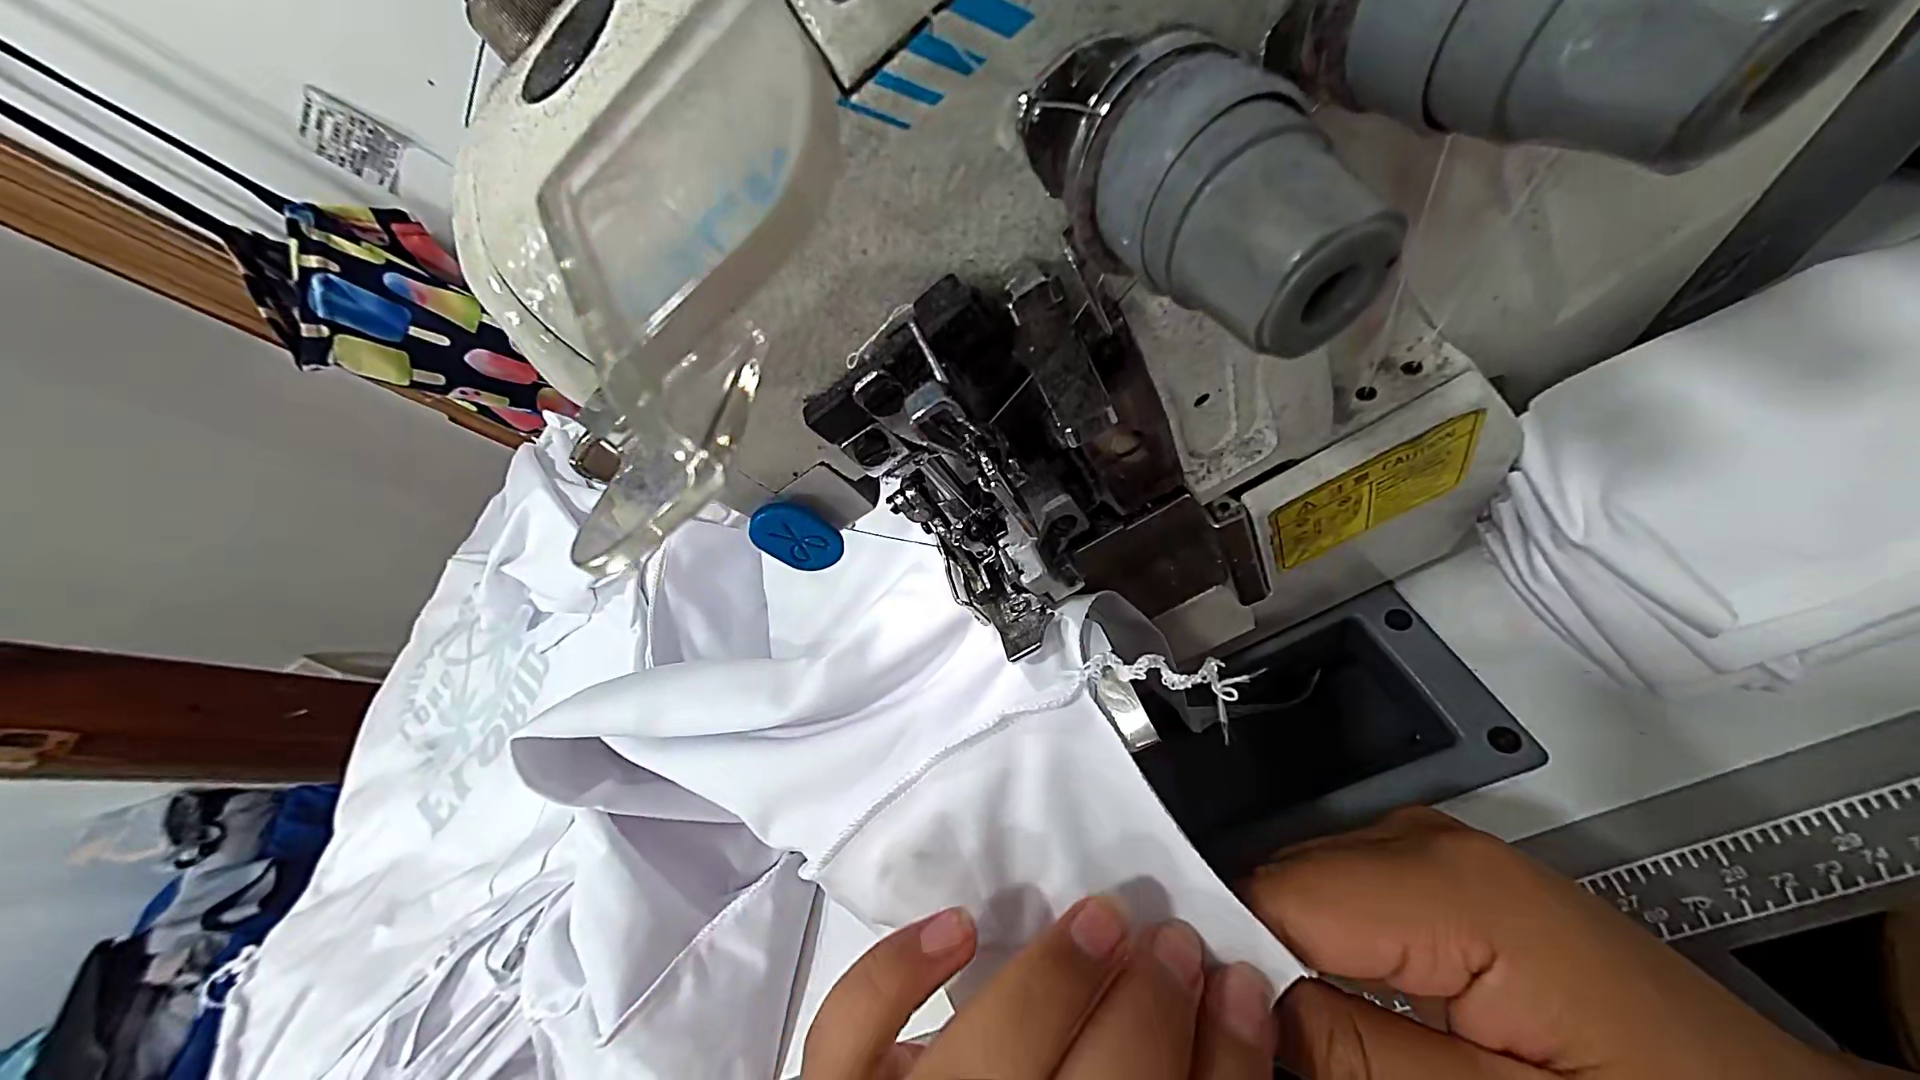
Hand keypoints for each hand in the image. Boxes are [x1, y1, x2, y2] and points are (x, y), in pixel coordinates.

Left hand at [801, 897, 1277, 1079]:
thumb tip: (1219, 1023)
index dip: (1221, 1060)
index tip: (1237, 989)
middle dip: (1148, 1007)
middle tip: (1173, 943)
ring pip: (984, 1053)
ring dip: (1055, 978)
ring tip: (1100, 918)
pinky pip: (849, 1029)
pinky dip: (898, 969)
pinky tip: (957, 926)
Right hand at [1244, 807, 1910, 1078]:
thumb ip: (1364, 1056)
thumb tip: (1252, 1007)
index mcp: (1443, 882)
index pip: (1271, 892)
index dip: (1235, 955)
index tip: (1231, 1021)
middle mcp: (1419, 837)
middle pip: (1277, 881)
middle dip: (1261, 956)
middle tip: (1284, 1040)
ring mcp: (1423, 844)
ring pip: (1294, 883)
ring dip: (1287, 951)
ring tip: (1319, 1025)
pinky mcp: (1429, 865)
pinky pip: (1332, 889)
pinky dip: (1319, 940)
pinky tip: (1350, 996)